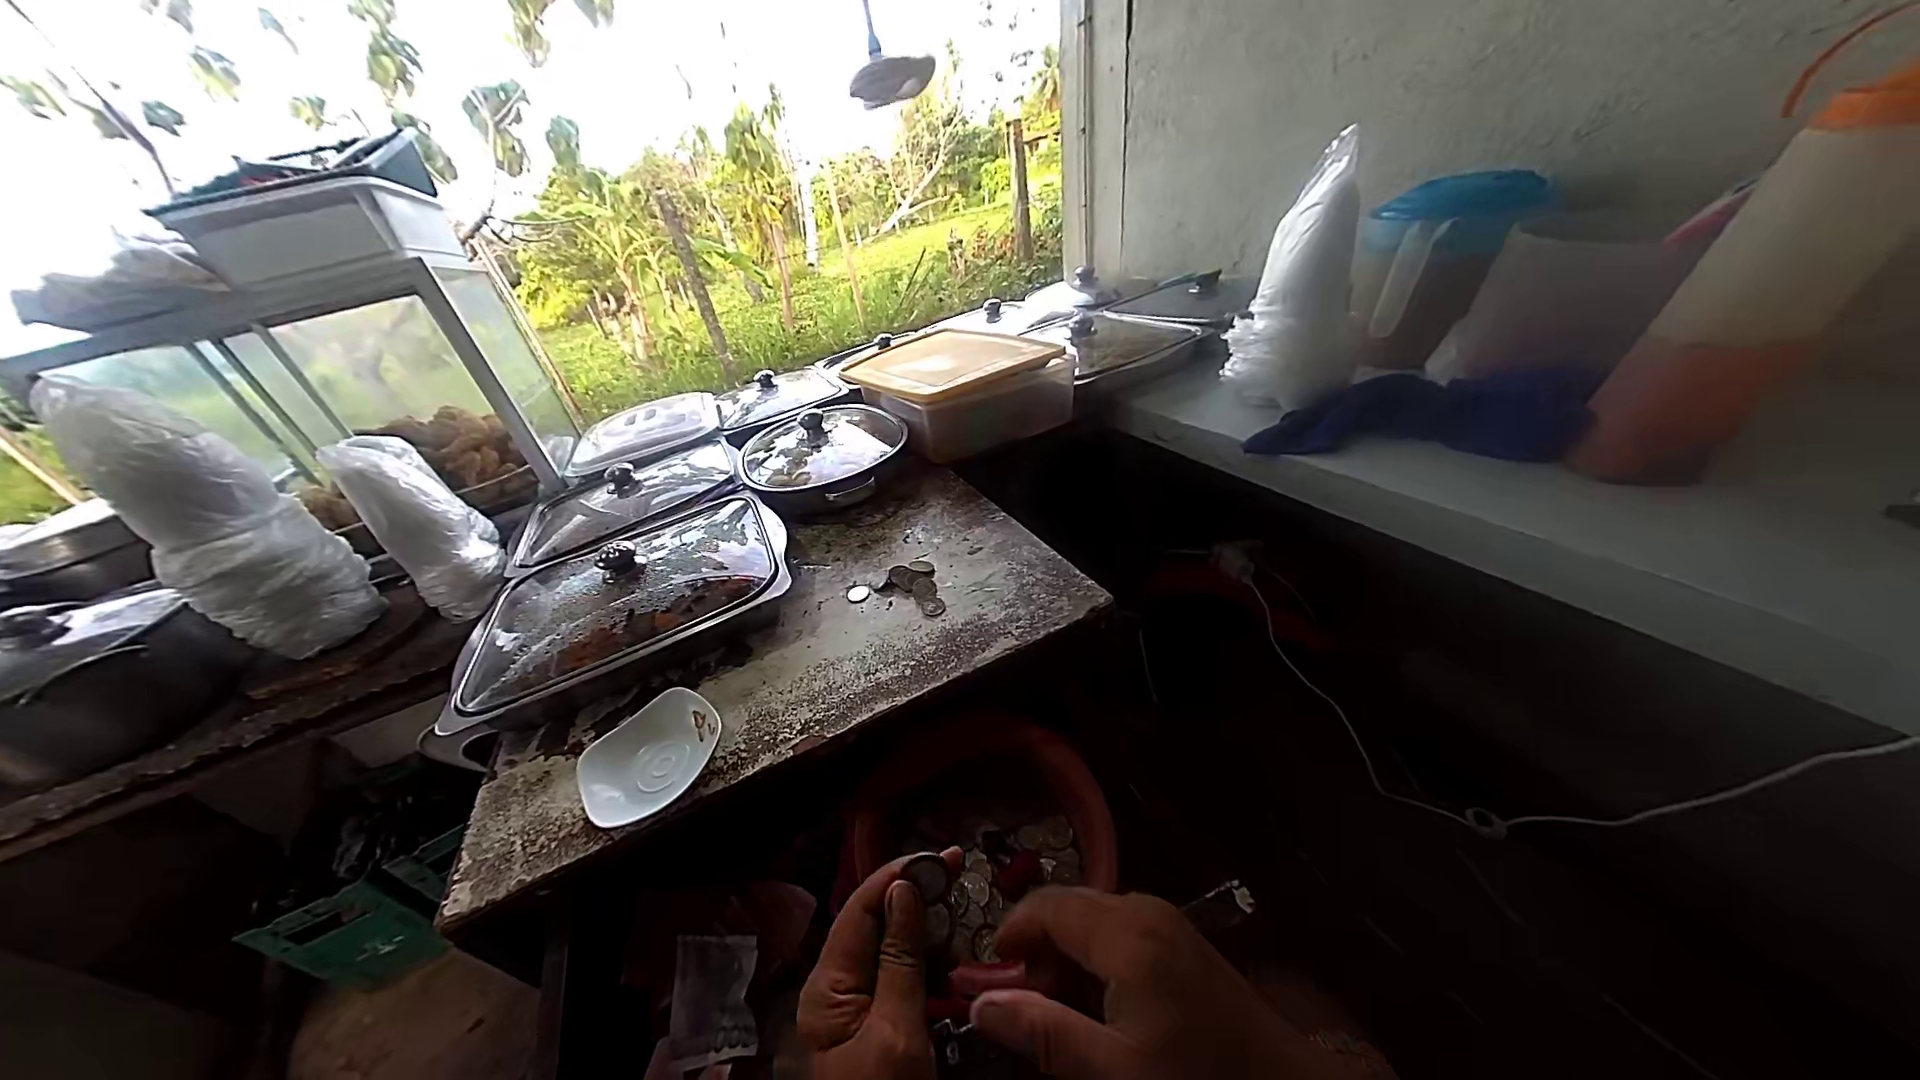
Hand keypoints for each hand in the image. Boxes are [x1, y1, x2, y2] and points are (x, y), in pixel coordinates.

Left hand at [798, 849, 961, 1079]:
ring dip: (926, 921)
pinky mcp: (881, 1014)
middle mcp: (838, 982)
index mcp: (828, 983)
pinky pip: (904, 969)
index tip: (939, 856)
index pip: (859, 908)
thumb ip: (900, 957)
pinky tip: (951, 949)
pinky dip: (929, 955)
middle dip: (915, 890)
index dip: (897, 874)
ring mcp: (860, 999)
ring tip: (955, 905)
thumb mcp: (895, 1032)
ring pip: (893, 940)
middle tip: (955, 867)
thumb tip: (904, 886)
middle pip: (876, 918)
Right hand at [970, 888, 1357, 1078]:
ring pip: (1091, 915)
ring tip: (1063, 1006)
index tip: (991, 973)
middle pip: (1067, 905)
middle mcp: (1143, 909)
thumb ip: (1044, 1033)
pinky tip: (1101, 999)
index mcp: (1126, 934)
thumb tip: (982, 1005)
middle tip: (1029, 1001)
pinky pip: (1118, 925)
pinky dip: (1095, 952)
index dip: (1012, 932)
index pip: (1047, 906)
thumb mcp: (1116, 1073)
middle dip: (1038, 945)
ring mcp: (1165, 918)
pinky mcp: (1178, 934)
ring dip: (1066, 951)